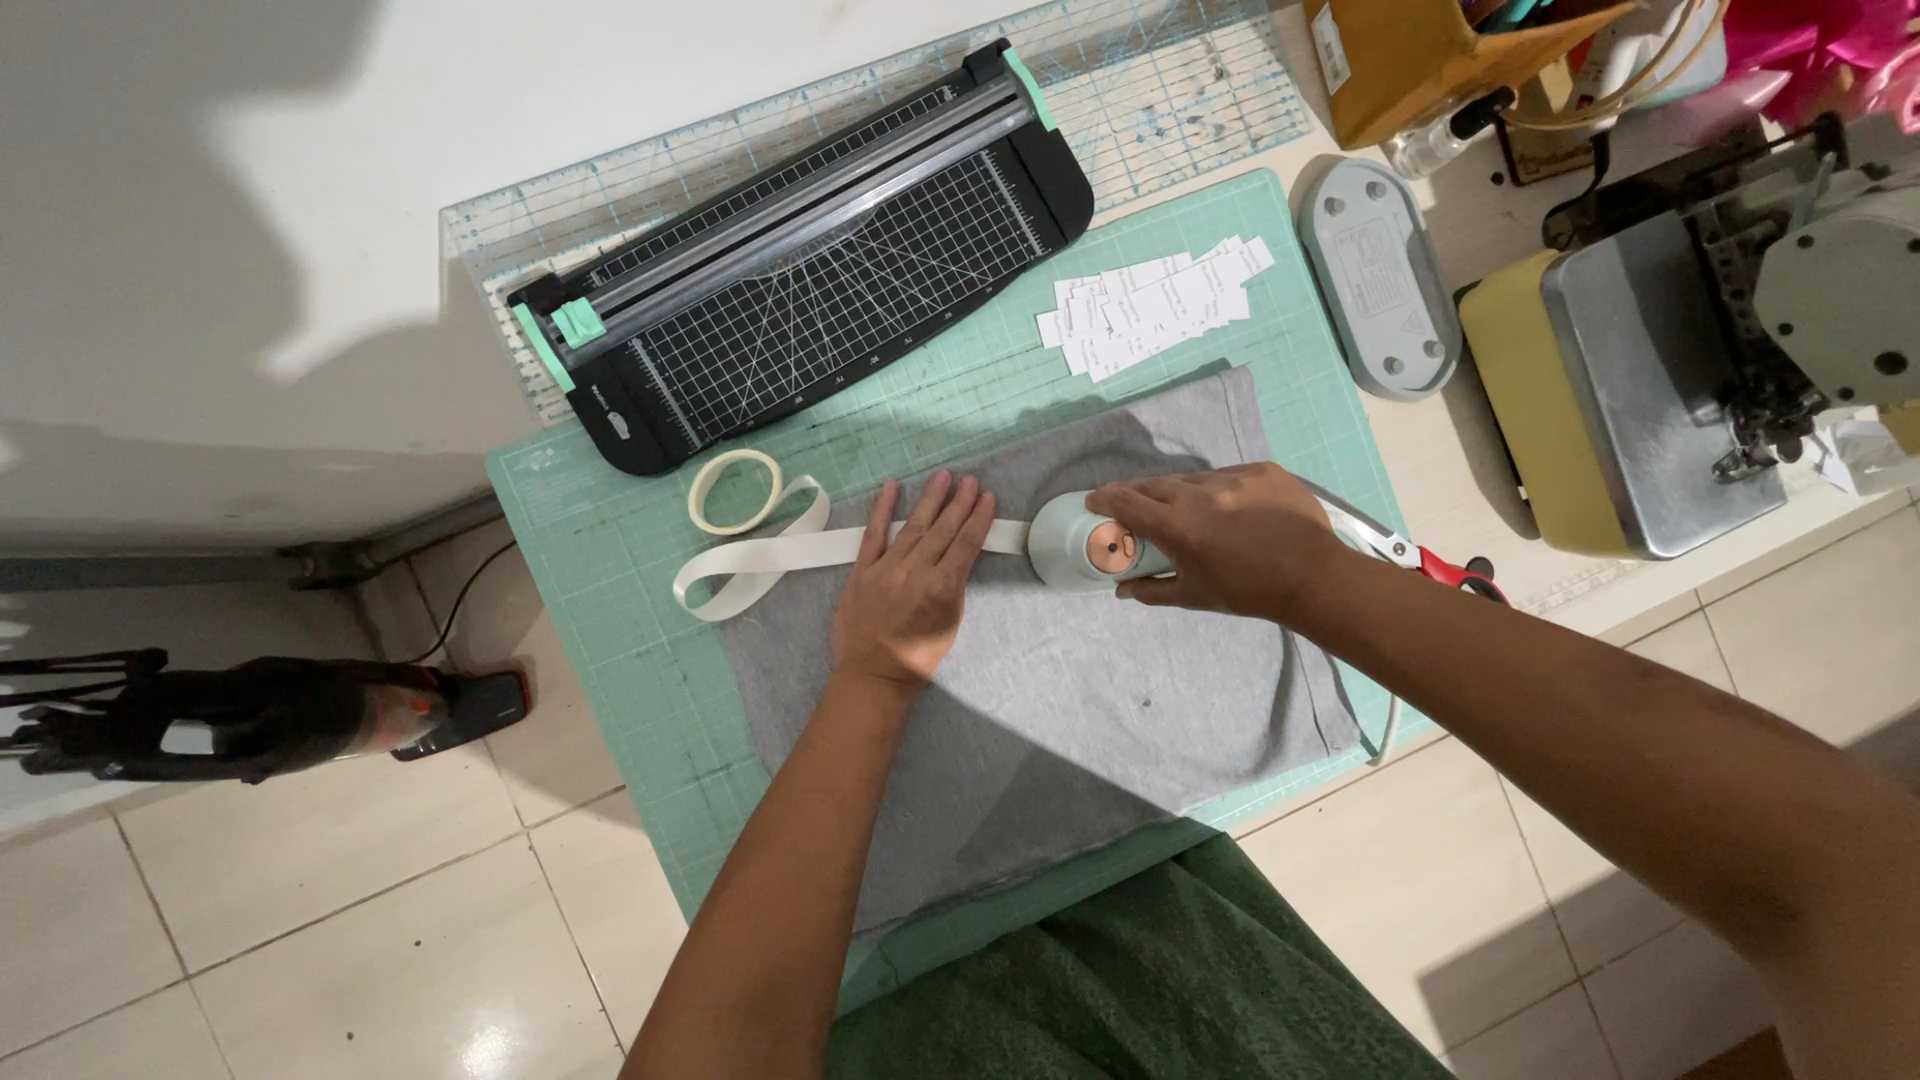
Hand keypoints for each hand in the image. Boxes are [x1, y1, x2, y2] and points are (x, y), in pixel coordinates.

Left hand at [830, 470, 995, 689]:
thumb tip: (954, 558)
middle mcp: (916, 571)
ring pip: (913, 526)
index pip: (966, 543)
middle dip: (959, 502)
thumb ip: (952, 586)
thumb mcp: (950, 622)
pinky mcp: (862, 570)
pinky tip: (891, 487)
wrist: (873, 674)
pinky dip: (882, 509)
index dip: (979, 518)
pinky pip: (873, 534)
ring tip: (943, 476)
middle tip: (970, 479)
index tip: (988, 497)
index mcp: (943, 587)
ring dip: (930, 499)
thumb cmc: (918, 657)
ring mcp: (887, 568)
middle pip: (943, 529)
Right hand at [1085, 463, 1343, 619]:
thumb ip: (1152, 590)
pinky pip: (1226, 476)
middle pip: (1154, 484)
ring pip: (1191, 479)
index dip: (1105, 499)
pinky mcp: (1262, 470)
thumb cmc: (1248, 593)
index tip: (1093, 500)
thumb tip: (1121, 590)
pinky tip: (1222, 505)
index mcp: (1180, 526)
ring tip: (1178, 504)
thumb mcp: (1195, 596)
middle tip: (1125, 499)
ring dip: (1176, 491)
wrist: (1314, 578)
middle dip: (1134, 491)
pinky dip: (1215, 489)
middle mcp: (1202, 495)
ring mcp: (1234, 478)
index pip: (1128, 502)